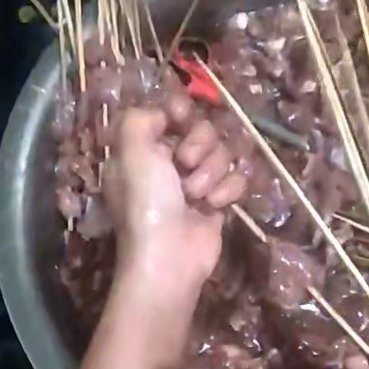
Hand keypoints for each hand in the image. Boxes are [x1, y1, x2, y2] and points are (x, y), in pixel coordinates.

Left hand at [108, 108, 245, 297]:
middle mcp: (167, 164)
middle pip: (203, 129)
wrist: (169, 256)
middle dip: (199, 145)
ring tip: (195, 196)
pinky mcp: (217, 202)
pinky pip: (237, 178)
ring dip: (212, 172)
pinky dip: (228, 190)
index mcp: (142, 150)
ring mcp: (194, 183)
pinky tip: (213, 207)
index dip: (180, 112)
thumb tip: (164, 113)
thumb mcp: (131, 151)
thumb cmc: (146, 203)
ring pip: (223, 152)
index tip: (181, 119)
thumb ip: (141, 118)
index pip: (170, 112)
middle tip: (185, 166)